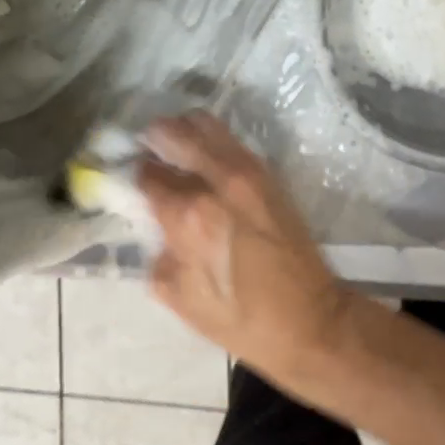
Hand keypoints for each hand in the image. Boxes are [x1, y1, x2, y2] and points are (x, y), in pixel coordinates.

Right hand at [137, 114, 355, 377]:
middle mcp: (215, 182)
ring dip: (182, 131)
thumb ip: (156, 250)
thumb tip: (154, 223)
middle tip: (147, 154)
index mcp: (188, 215)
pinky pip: (228, 139)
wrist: (309, 320)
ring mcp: (246, 171)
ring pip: (203, 123)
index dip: (134, 176)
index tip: (134, 184)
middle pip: (173, 132)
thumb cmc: (240, 319)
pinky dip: (209, 140)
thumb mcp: (177, 296)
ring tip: (174, 149)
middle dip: (154, 140)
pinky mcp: (267, 173)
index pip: (147, 173)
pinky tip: (202, 160)